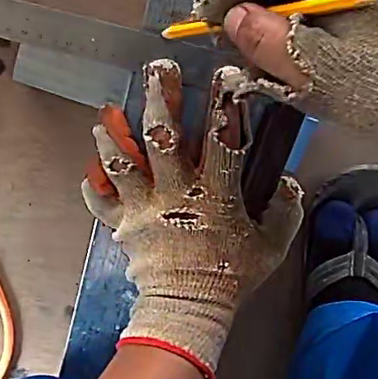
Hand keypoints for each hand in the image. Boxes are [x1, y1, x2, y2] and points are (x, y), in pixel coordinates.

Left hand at [82, 61, 303, 378]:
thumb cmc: (229, 275)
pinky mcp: (122, 223)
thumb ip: (283, 208)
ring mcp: (143, 208)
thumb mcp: (272, 244)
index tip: (222, 75)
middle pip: (164, 139)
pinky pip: (101, 199)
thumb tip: (286, 180)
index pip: (223, 141)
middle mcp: (175, 195)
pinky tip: (92, 164)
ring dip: (114, 135)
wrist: (189, 308)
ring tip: (108, 112)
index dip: (223, 106)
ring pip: (123, 163)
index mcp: (215, 196)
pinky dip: (94, 181)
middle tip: (157, 70)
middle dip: (160, 100)